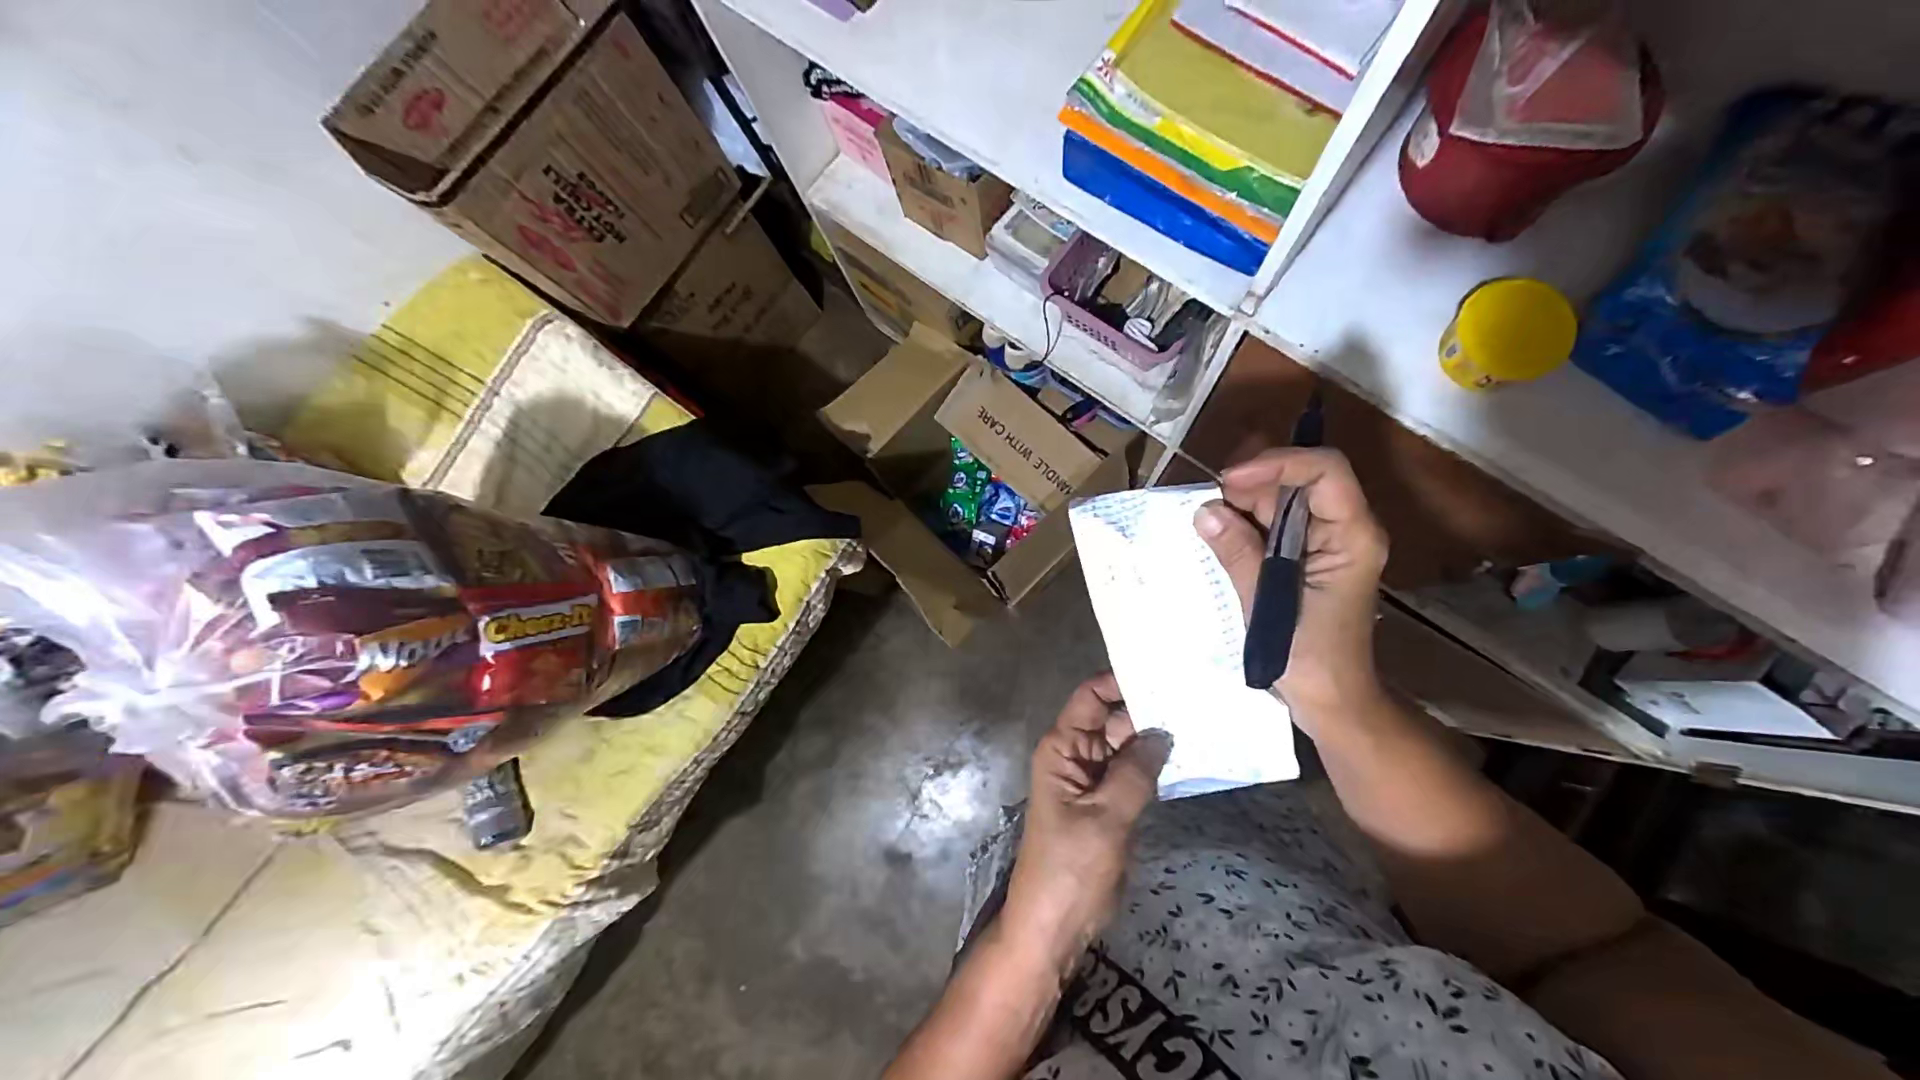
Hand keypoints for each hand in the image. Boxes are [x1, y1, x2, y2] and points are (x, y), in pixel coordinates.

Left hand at [1002, 674, 1169, 976]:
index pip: (1091, 697)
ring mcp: (1092, 780)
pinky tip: (1190, 756)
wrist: (1052, 926)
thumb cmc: (1071, 868)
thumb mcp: (1106, 818)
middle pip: (1113, 717)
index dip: (1122, 681)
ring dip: (1156, 736)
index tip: (1165, 670)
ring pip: (1126, 745)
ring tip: (1203, 717)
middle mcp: (1075, 755)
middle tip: (1199, 694)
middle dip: (1148, 707)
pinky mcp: (1106, 803)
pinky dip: (1154, 765)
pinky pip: (1131, 772)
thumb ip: (1135, 771)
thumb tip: (1163, 731)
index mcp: (1062, 748)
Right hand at [1193, 448, 1389, 718]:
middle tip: (1206, 508)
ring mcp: (1323, 539)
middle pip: (1298, 479)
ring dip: (1240, 504)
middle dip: (1250, 485)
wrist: (1331, 698)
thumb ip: (1239, 553)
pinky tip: (1218, 535)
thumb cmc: (1310, 657)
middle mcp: (1343, 527)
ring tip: (1207, 524)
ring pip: (1280, 498)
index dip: (1277, 463)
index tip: (1228, 482)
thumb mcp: (1268, 604)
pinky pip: (1272, 522)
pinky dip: (1242, 523)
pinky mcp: (1304, 553)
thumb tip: (1205, 511)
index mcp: (1352, 536)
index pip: (1325, 471)